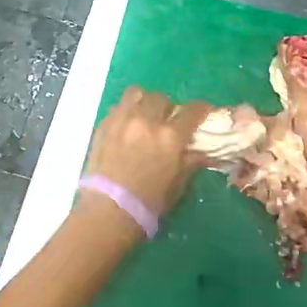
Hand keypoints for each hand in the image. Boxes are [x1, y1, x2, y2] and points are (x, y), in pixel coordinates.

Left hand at [83, 88, 211, 216]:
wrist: (107, 212)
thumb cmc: (148, 204)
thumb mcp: (177, 184)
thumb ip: (191, 163)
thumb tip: (202, 152)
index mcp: (170, 137)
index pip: (192, 111)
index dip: (201, 109)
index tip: (203, 112)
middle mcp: (147, 121)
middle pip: (162, 99)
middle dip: (168, 107)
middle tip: (168, 120)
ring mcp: (123, 121)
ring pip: (137, 94)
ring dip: (145, 102)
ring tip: (144, 116)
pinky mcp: (103, 126)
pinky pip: (118, 107)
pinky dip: (126, 112)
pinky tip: (127, 127)